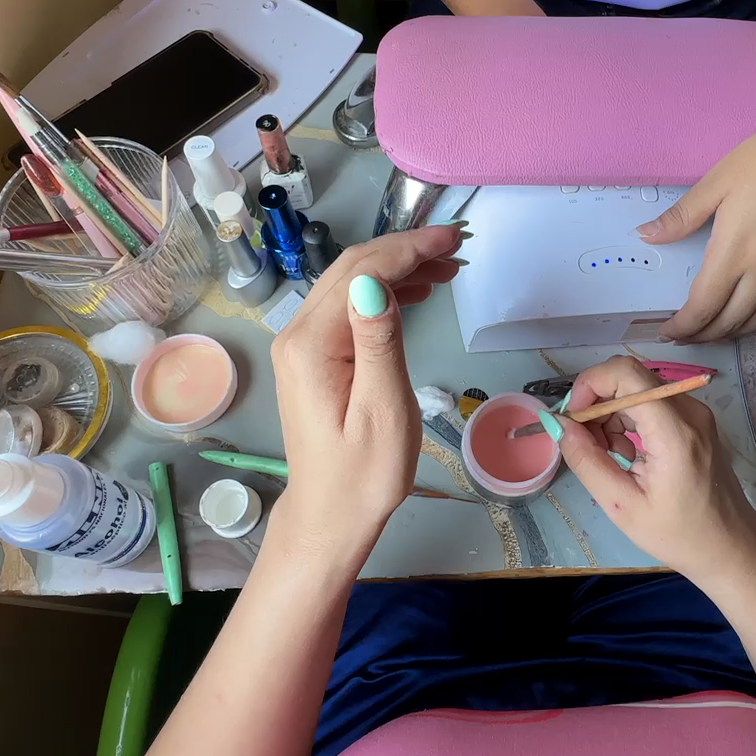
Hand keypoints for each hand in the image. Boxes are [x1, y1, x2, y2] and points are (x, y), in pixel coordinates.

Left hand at [267, 225, 462, 551]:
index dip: (410, 248)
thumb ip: (379, 342)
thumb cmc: (364, 475)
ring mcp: (303, 343)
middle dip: (406, 249)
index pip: (363, 273)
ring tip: (449, 268)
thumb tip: (377, 283)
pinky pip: (349, 307)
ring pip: (352, 283)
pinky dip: (385, 291)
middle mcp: (298, 333)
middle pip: (353, 268)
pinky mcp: (314, 355)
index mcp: (313, 344)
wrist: (330, 517)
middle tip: (457, 245)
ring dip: (399, 267)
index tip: (455, 238)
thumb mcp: (382, 411)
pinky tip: (417, 292)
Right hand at [555, 356, 755, 587]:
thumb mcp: (622, 506)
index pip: (625, 374)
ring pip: (636, 387)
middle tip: (584, 441)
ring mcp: (694, 411)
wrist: (731, 547)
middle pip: (628, 376)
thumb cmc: (678, 534)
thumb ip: (587, 460)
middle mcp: (688, 410)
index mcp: (674, 431)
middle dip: (596, 401)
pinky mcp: (694, 418)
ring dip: (610, 412)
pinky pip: (650, 401)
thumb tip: (558, 423)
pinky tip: (627, 453)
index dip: (590, 385)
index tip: (572, 419)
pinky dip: (627, 418)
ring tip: (608, 454)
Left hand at [641, 102, 755, 342]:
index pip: (702, 308)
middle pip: (729, 321)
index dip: (683, 327)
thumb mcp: (717, 182)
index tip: (666, 332)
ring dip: (731, 332)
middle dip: (702, 336)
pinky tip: (752, 312)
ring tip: (712, 332)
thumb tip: (645, 236)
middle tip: (684, 337)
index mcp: (734, 254)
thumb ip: (681, 216)